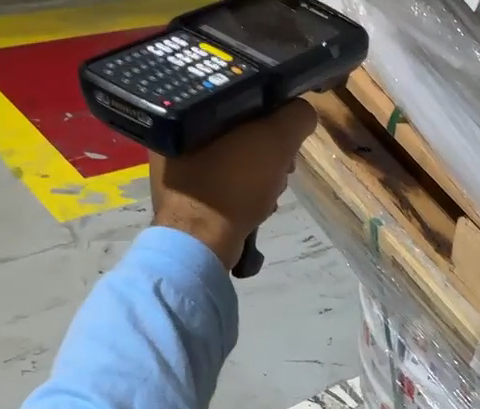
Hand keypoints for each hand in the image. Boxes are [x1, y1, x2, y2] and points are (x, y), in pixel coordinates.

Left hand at [150, 100, 318, 268]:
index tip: (286, 140)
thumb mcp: (274, 143)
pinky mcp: (183, 190)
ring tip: (269, 194)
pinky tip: (254, 206)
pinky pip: (223, 180)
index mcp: (190, 104)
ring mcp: (176, 161)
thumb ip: (295, 118)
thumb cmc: (233, 183)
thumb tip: (304, 110)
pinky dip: (244, 191)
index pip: (242, 98)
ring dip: (261, 174)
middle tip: (281, 171)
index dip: (272, 117)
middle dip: (269, 152)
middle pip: (240, 130)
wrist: (202, 239)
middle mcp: (176, 127)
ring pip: (234, 157)